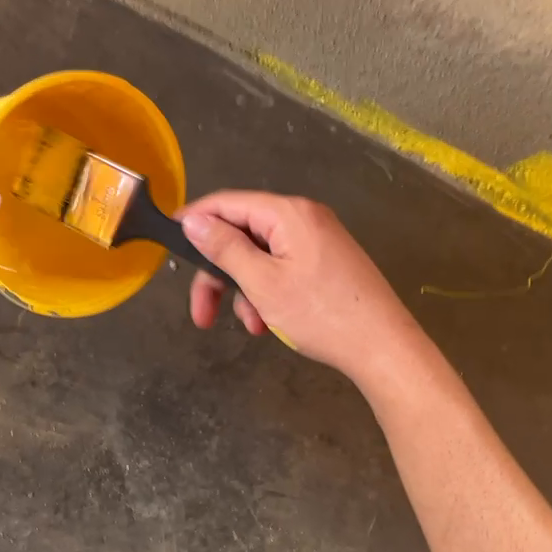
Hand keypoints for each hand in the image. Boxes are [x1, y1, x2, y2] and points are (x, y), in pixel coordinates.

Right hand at [180, 190, 421, 382]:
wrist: (383, 348)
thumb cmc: (320, 313)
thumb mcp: (262, 283)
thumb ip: (224, 248)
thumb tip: (192, 221)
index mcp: (288, 214)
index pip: (228, 203)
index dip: (195, 220)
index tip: (168, 240)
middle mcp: (304, 219)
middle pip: (242, 235)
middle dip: (218, 274)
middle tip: (201, 312)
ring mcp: (317, 241)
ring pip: (259, 257)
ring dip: (243, 291)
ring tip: (249, 326)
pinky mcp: (325, 262)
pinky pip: (280, 268)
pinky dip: (265, 293)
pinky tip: (267, 324)